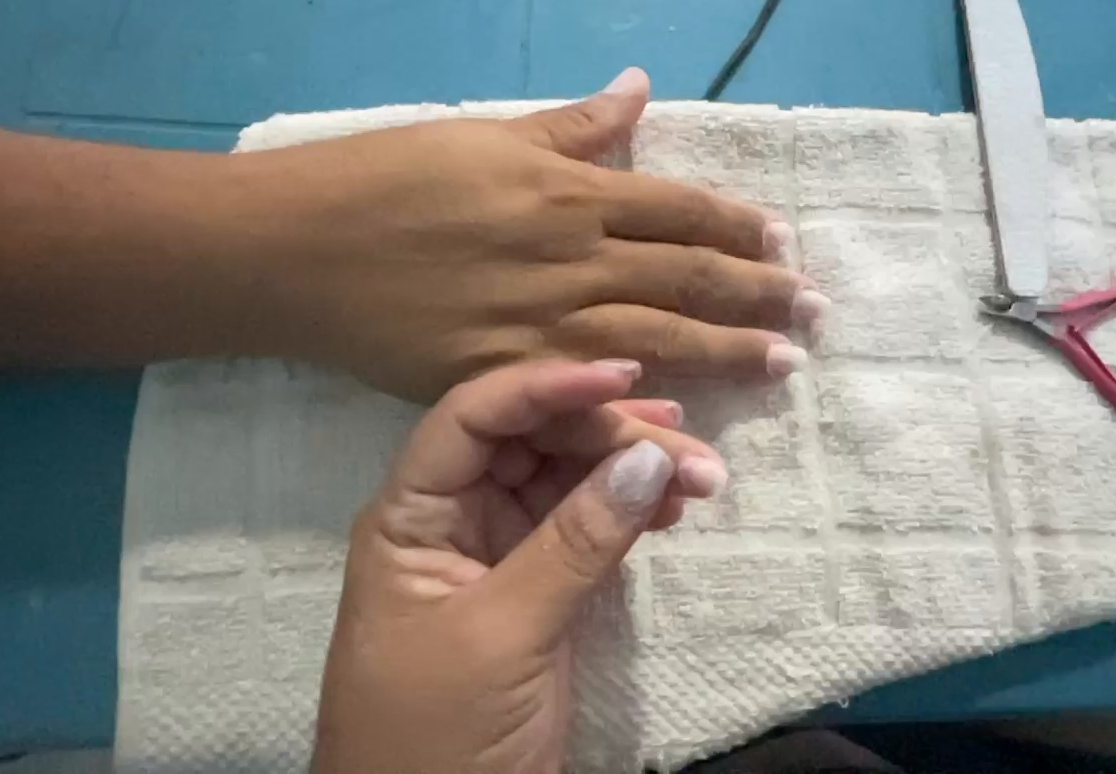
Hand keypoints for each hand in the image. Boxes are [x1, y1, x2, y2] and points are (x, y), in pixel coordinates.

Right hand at [221, 68, 819, 402]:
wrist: (297, 250)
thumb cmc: (388, 178)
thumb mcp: (484, 134)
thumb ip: (573, 125)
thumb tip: (640, 87)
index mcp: (567, 191)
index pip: (679, 209)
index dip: (739, 225)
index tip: (783, 242)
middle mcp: (569, 258)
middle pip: (684, 276)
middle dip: (756, 293)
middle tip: (813, 311)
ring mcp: (540, 325)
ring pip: (657, 340)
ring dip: (726, 352)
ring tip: (782, 365)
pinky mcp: (503, 379)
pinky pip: (587, 404)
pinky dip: (642, 422)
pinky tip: (690, 437)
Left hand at [313, 359, 723, 773]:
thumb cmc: (436, 741)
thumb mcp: (502, 635)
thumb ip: (575, 541)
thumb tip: (649, 456)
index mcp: (413, 512)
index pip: (475, 416)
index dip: (546, 385)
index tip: (621, 378)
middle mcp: (455, 513)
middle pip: (534, 440)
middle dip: (610, 434)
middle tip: (688, 447)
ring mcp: (501, 546)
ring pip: (569, 477)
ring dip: (633, 468)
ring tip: (702, 473)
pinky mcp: (541, 581)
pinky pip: (590, 522)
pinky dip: (633, 509)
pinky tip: (675, 504)